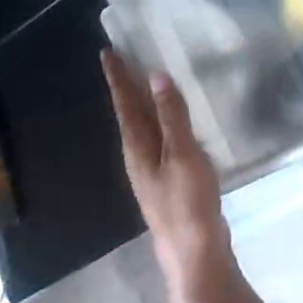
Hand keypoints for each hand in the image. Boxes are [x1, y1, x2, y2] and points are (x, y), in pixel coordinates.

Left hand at [101, 49, 233, 301]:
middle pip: (130, 114)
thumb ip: (171, 116)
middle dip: (126, 88)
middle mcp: (138, 156)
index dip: (118, 78)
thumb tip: (156, 77)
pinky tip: (174, 123)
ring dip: (143, 103)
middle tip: (125, 61)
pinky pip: (160, 139)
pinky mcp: (168, 180)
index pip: (125, 103)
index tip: (108, 52)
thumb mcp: (182, 154)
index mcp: (138, 147)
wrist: (194, 250)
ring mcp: (152, 171)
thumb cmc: (187, 201)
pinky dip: (162, 121)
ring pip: (144, 127)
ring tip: (148, 83)